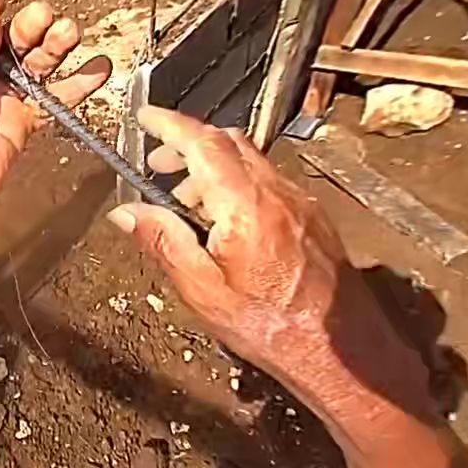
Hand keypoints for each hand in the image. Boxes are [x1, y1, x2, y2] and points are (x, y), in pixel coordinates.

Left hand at [0, 0, 110, 288]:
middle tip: (42, 18)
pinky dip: (78, 84)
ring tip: (70, 33)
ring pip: (36, 61)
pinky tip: (98, 68)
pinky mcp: (24, 121)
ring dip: (55, 44)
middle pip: (9, 35)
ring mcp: (3, 96)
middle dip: (28, 23)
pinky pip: (56, 98)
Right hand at [104, 107, 437, 435]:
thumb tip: (125, 211)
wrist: (342, 350)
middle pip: (226, 141)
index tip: (145, 117)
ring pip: (247, 158)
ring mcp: (298, 200)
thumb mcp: (202, 290)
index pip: (203, 143)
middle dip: (186, 143)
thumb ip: (162, 242)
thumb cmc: (270, 326)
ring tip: (185, 203)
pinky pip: (266, 179)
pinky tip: (223, 220)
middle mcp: (275, 192)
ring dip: (210, 165)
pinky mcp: (310, 214)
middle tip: (156, 166)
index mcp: (244, 207)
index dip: (169, 124)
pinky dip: (235, 182)